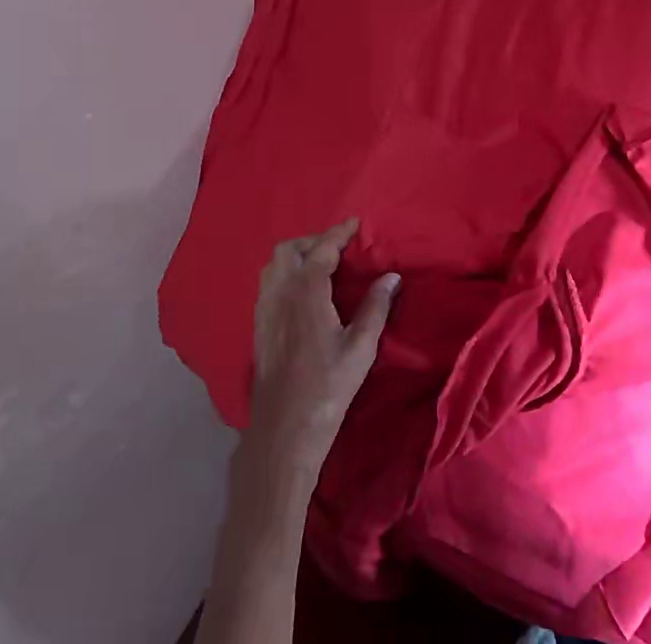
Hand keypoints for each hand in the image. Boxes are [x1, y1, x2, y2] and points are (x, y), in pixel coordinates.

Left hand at [243, 219, 399, 486]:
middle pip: (288, 249)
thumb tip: (391, 277)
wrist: (285, 427)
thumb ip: (376, 308)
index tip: (355, 223)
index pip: (321, 249)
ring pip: (273, 265)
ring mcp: (264, 309)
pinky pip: (267, 284)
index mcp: (306, 292)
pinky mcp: (258, 326)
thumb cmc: (328, 386)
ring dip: (295, 256)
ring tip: (320, 266)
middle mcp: (279, 292)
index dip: (338, 233)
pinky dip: (284, 274)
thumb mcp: (361, 347)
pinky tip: (300, 293)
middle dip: (312, 241)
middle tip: (338, 249)